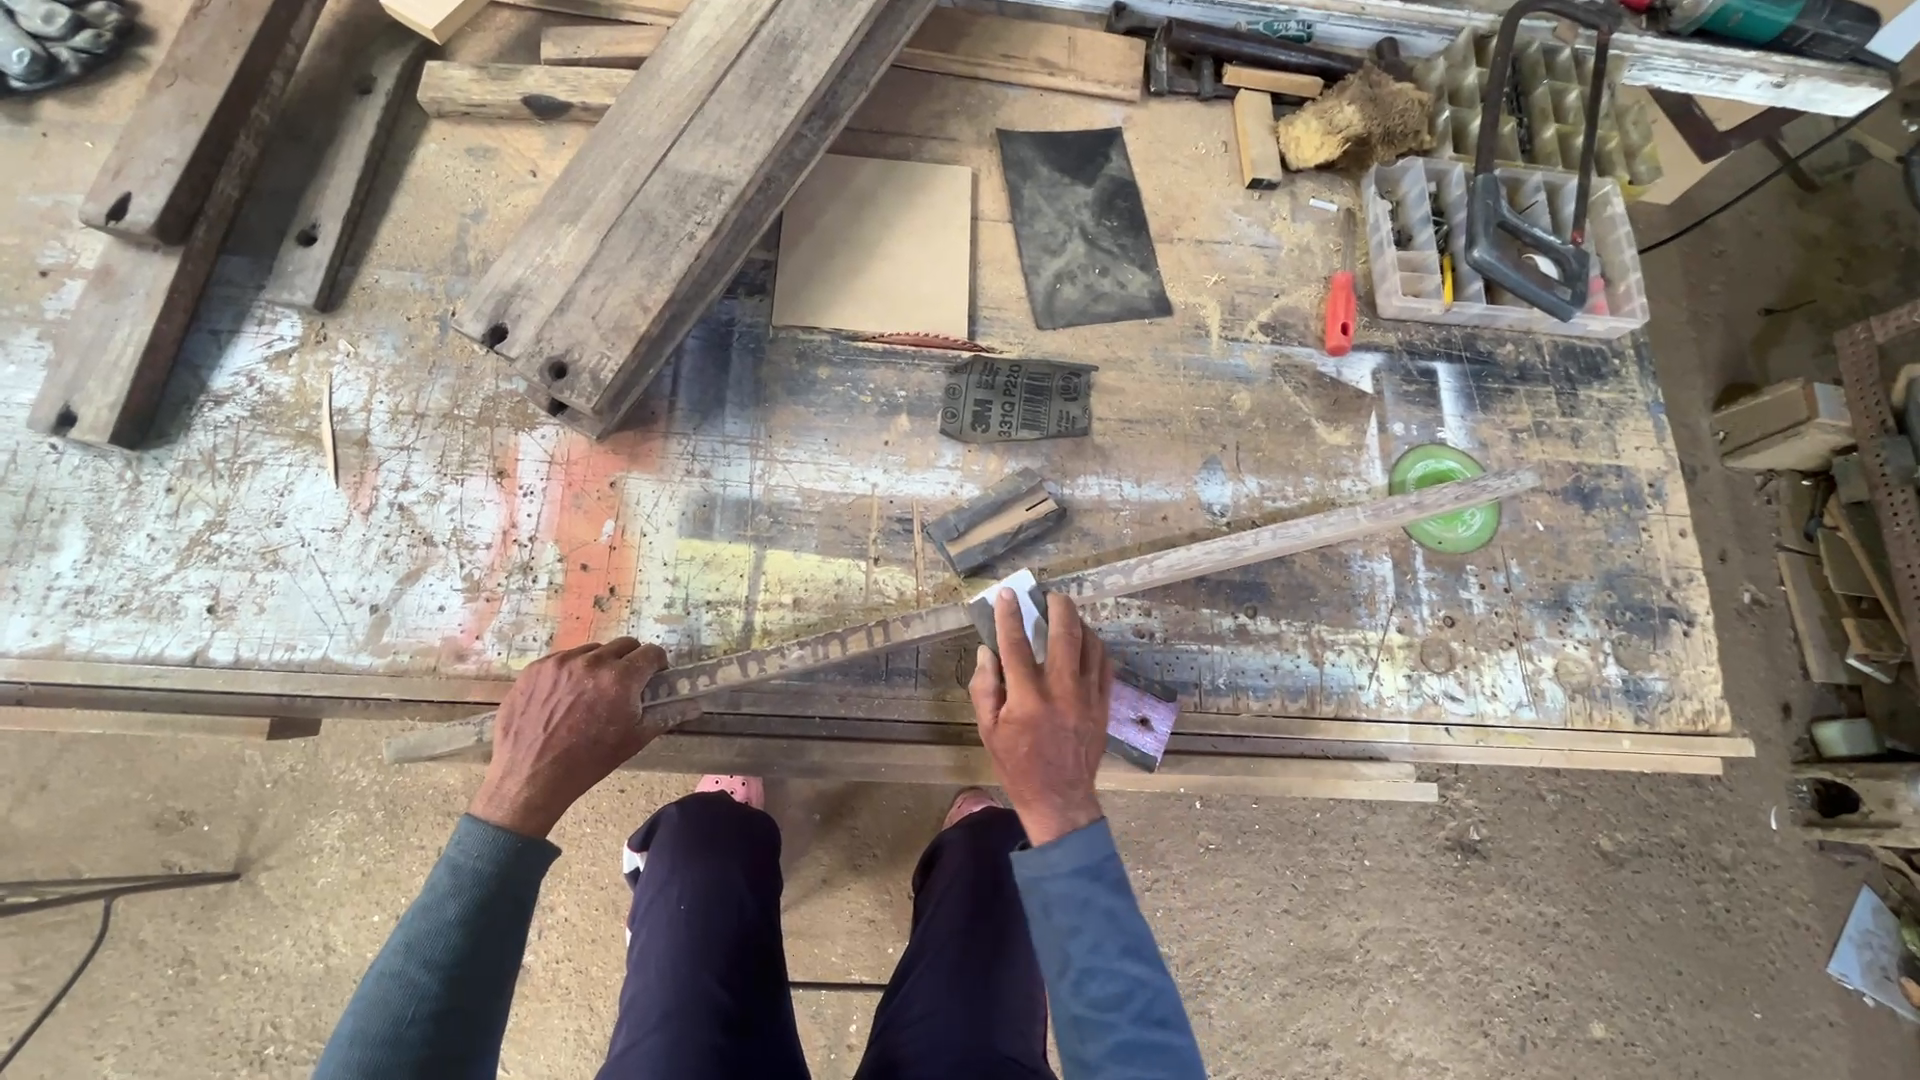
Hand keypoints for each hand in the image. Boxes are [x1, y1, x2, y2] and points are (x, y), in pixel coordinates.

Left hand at [468, 638, 668, 837]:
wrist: (529, 777)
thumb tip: (695, 705)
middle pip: (624, 644)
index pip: (652, 652)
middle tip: (623, 686)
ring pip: (592, 650)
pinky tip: (564, 696)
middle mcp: (592, 662)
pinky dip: (570, 671)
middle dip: (630, 661)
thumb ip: (666, 715)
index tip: (652, 678)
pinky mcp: (535, 668)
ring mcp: (560, 662)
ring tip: (590, 692)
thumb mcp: (634, 740)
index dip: (656, 665)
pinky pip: (563, 659)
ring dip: (599, 664)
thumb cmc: (589, 761)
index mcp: (621, 678)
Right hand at [968, 589, 1113, 846]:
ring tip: (1067, 615)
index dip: (1009, 615)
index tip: (1007, 594)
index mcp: (1027, 698)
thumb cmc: (1018, 765)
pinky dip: (1095, 647)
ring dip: (1079, 623)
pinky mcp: (1104, 705)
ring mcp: (1088, 697)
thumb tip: (987, 651)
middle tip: (1050, 596)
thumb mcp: (988, 730)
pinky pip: (1105, 665)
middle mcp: (1061, 691)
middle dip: (1057, 607)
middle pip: (1064, 634)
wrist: (1060, 799)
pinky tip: (1085, 642)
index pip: (1016, 644)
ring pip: (1090, 645)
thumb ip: (985, 687)